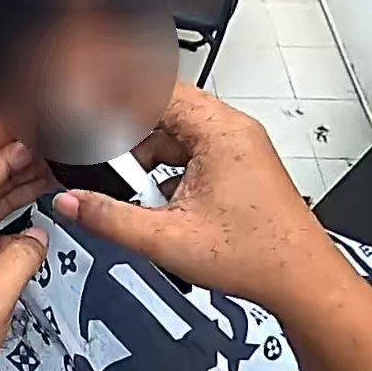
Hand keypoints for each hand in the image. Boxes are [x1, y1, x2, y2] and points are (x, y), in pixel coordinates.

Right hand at [52, 86, 338, 309]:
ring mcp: (237, 147)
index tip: (87, 112)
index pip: (154, 91)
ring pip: (175, 131)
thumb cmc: (257, 256)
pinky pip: (190, 150)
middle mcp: (232, 131)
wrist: (300, 280)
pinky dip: (165, 166)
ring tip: (131, 188)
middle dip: (126, 132)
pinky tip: (155, 198)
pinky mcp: (237, 165)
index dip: (114, 98)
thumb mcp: (166, 239)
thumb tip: (71, 203)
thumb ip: (109, 218)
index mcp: (219, 133)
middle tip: (101, 158)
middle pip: (162, 108)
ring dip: (145, 153)